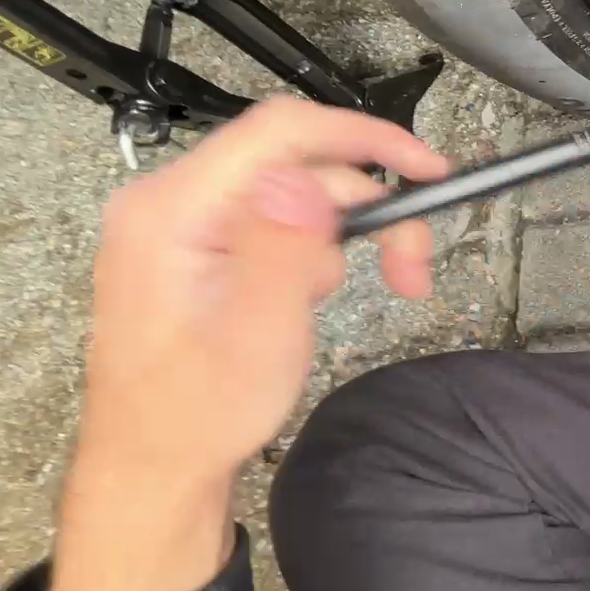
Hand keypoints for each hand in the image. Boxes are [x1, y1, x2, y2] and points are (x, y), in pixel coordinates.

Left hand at [48, 98, 447, 590]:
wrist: (160, 458)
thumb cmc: (200, 409)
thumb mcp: (255, 336)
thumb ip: (280, 254)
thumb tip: (303, 184)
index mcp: (174, 212)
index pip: (284, 132)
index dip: (368, 138)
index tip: (430, 169)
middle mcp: (178, 201)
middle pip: (309, 163)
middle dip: (376, 207)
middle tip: (415, 262)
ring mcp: (195, 219)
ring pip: (312, 189)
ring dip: (362, 231)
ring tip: (385, 282)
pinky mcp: (216, 238)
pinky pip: (295, 214)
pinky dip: (335, 244)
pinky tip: (328, 287)